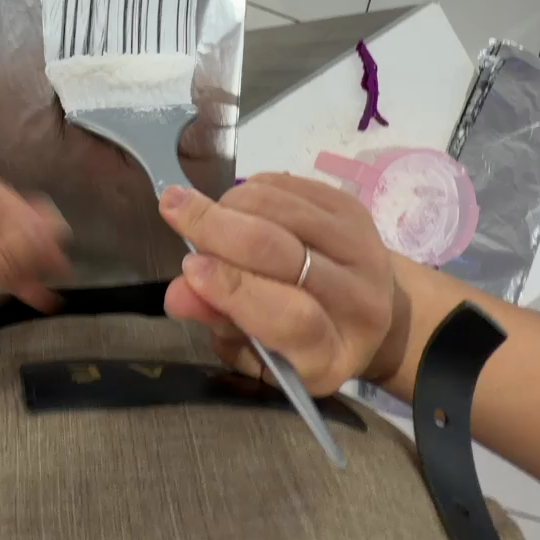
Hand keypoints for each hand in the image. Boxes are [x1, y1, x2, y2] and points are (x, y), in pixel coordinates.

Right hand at [159, 173, 403, 395]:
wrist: (366, 311)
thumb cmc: (296, 339)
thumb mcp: (253, 351)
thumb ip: (217, 321)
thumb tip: (176, 294)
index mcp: (329, 353)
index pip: (287, 315)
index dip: (233, 287)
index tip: (189, 265)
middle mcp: (357, 301)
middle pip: (278, 249)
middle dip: (215, 226)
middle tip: (173, 208)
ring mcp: (361, 248)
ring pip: (278, 208)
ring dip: (229, 204)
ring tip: (209, 215)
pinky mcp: (353, 208)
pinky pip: (288, 186)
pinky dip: (250, 189)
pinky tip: (239, 206)